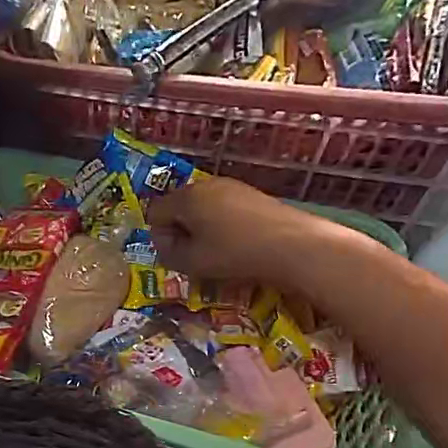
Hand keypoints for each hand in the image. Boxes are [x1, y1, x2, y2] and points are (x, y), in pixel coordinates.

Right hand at [148, 175, 360, 284]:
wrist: (292, 244)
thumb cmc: (233, 253)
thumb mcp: (191, 262)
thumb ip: (167, 252)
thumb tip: (164, 243)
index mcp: (186, 198)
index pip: (155, 212)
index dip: (160, 236)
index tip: (176, 255)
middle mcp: (206, 185)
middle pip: (179, 207)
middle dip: (181, 231)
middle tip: (195, 256)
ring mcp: (231, 187)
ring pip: (203, 208)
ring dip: (202, 229)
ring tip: (218, 252)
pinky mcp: (251, 194)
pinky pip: (224, 209)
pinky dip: (223, 225)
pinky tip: (238, 243)